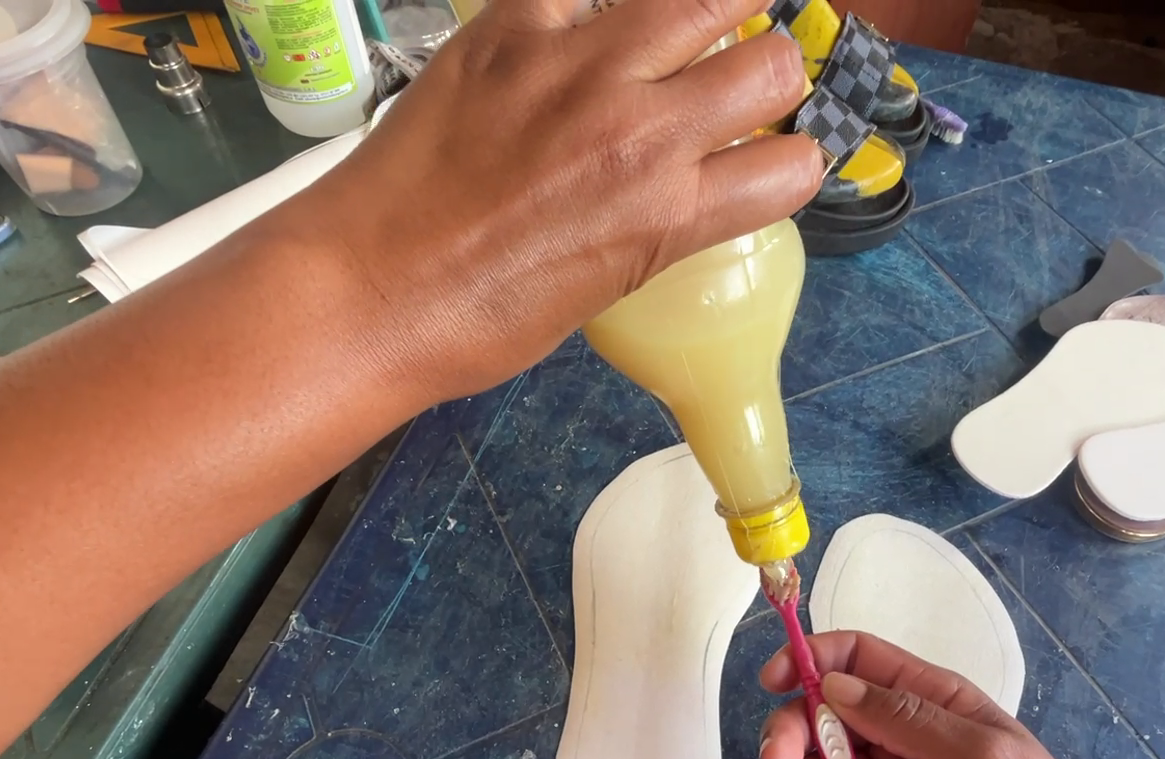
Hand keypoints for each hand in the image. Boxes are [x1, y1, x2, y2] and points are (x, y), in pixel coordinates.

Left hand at [307, 0, 820, 402]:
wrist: (371, 291)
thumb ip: (661, 224)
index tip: (760, 171)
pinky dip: (602, 15)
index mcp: (668, 214)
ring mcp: (578, 62)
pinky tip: (581, 42)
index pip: (793, 166)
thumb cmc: (486, 322)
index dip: (784, 170)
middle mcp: (643, 128)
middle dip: (765, 84)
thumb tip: (690, 183)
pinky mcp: (513, 22)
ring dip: (712, 20)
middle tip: (724, 99)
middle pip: (775, 61)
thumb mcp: (601, 289)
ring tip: (676, 45)